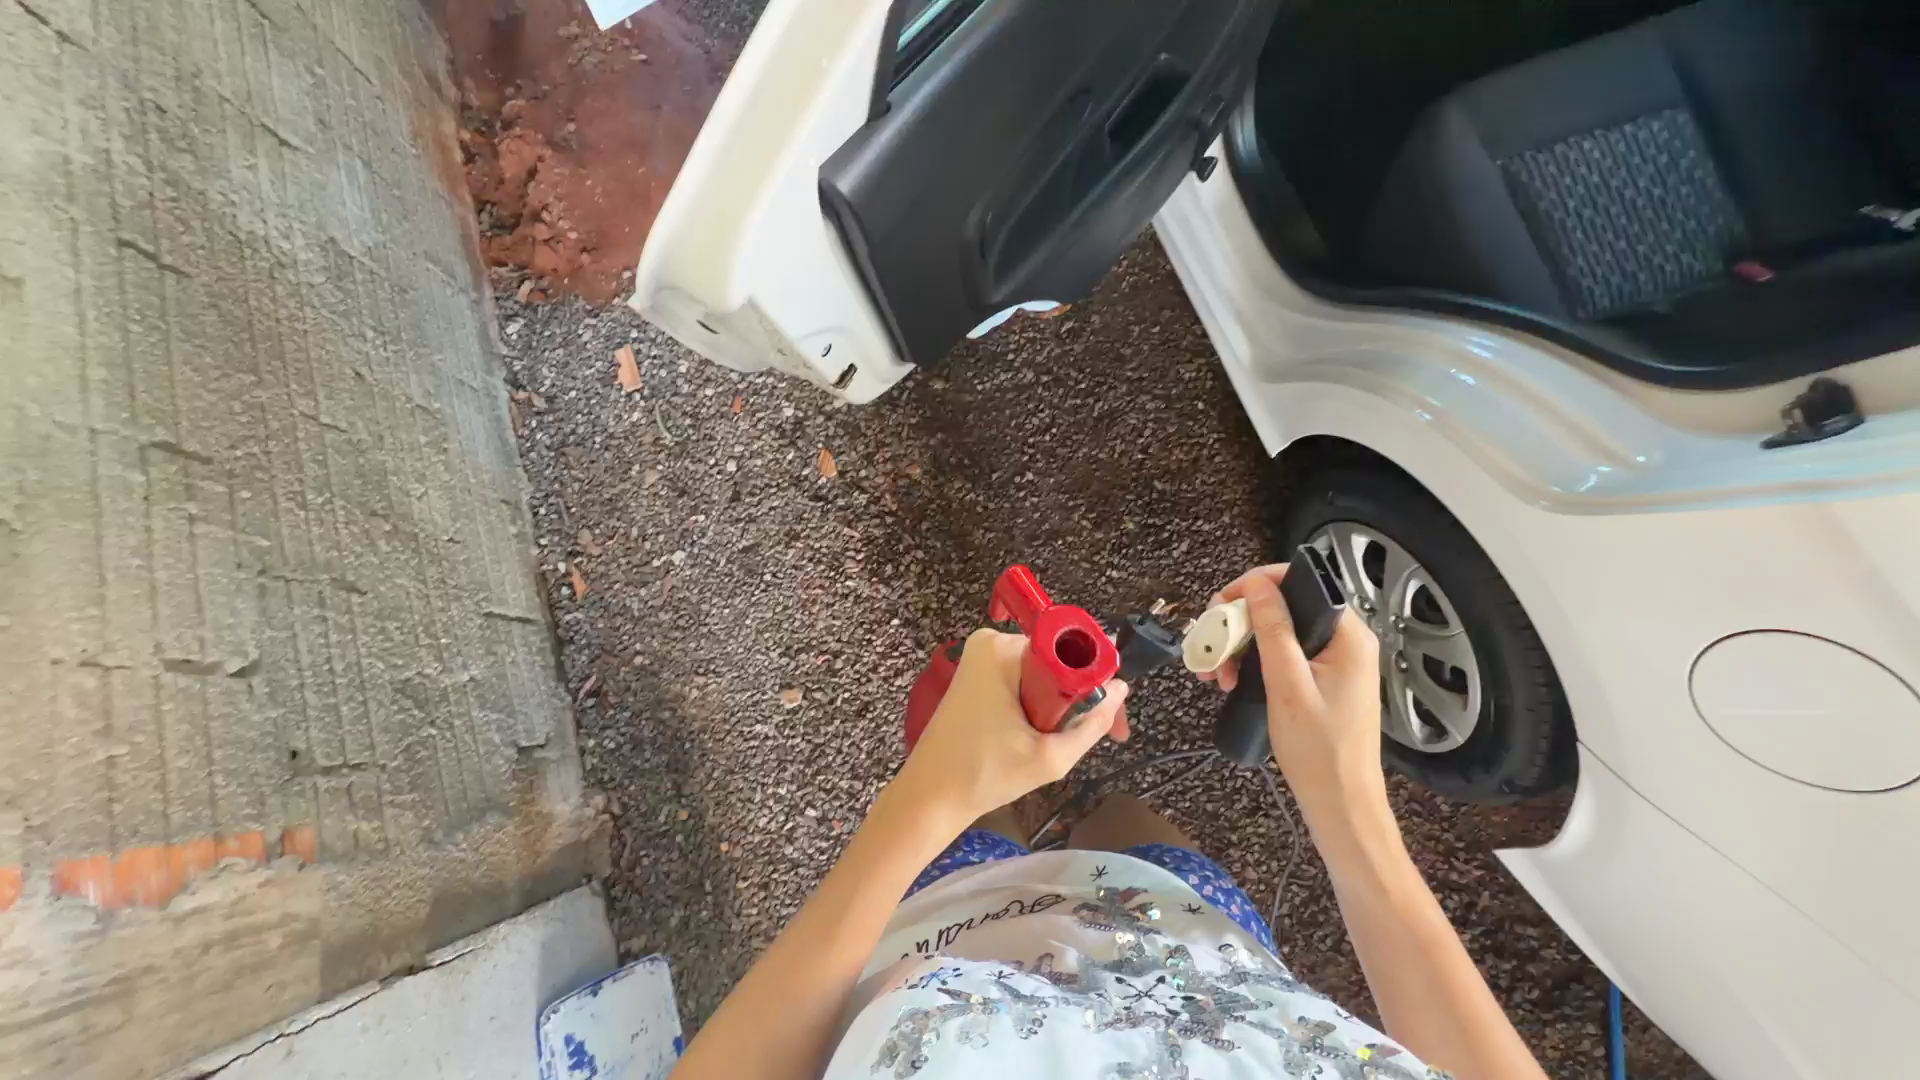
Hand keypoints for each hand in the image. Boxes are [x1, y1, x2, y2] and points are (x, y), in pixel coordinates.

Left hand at [892, 629, 1129, 828]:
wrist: (930, 797)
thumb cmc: (985, 775)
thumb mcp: (1050, 756)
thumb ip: (1093, 723)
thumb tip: (1122, 689)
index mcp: (1003, 650)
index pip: (1069, 646)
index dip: (1097, 677)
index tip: (1112, 714)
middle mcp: (990, 642)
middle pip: (1057, 658)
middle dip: (1079, 696)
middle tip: (1088, 737)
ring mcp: (979, 657)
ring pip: (1042, 671)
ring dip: (1058, 704)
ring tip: (1059, 742)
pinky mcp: (975, 675)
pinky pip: (1022, 679)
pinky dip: (1037, 703)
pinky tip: (1039, 734)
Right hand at [1199, 565, 1384, 808]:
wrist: (1340, 803)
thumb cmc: (1318, 748)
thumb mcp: (1287, 683)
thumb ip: (1272, 629)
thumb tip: (1256, 584)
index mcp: (1347, 634)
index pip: (1300, 582)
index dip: (1256, 585)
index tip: (1220, 605)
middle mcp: (1344, 640)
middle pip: (1283, 607)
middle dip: (1240, 623)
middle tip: (1211, 644)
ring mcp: (1333, 661)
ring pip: (1276, 633)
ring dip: (1240, 646)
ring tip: (1217, 675)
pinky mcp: (1320, 680)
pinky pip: (1280, 656)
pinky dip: (1252, 664)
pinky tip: (1231, 682)